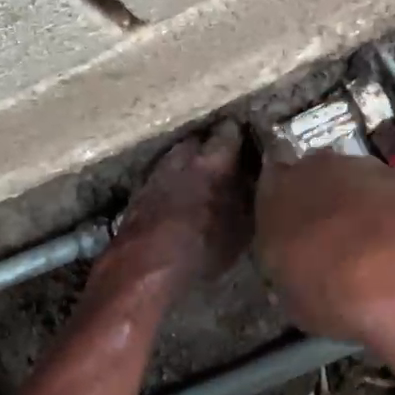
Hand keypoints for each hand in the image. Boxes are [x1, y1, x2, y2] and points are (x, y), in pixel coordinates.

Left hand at [105, 121, 250, 285]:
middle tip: (227, 161)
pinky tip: (180, 194)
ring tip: (202, 177)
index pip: (230, 129)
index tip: (249, 141)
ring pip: (180, 154)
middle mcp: (185, 155)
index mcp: (215, 159)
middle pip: (201, 138)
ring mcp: (160, 168)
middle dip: (213, 145)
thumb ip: (249, 195)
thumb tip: (253, 178)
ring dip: (191, 161)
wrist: (146, 265)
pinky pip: (164, 172)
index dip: (241, 133)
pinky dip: (175, 177)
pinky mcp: (142, 186)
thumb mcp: (242, 227)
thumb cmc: (204, 247)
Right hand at [256, 150, 394, 348]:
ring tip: (377, 253)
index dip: (284, 215)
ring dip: (364, 209)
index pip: (272, 190)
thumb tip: (296, 266)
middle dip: (324, 205)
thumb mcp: (292, 296)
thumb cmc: (332, 291)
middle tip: (334, 244)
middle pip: (317, 180)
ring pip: (359, 185)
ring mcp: (368, 168)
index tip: (292, 240)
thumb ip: (289, 267)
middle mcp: (319, 167)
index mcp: (278, 189)